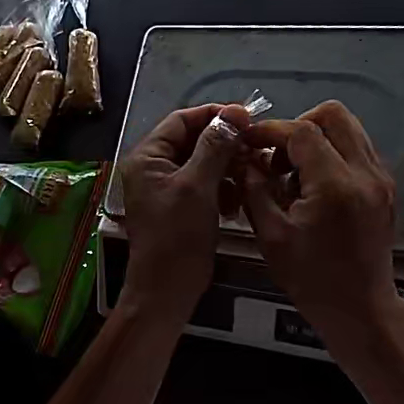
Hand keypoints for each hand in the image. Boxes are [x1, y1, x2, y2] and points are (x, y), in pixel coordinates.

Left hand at [118, 103, 255, 316]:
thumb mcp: (197, 186)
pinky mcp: (181, 208)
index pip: (182, 119)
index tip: (248, 118)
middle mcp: (153, 168)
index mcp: (148, 157)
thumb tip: (234, 113)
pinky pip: (204, 185)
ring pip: (202, 163)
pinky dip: (222, 187)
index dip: (214, 115)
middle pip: (193, 140)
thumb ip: (215, 147)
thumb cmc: (177, 236)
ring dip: (227, 166)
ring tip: (251, 174)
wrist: (167, 290)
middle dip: (225, 144)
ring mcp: (167, 189)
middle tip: (256, 148)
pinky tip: (238, 199)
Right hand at [240, 101, 399, 332]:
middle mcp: (365, 174)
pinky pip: (357, 149)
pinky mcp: (385, 187)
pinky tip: (313, 183)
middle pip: (333, 115)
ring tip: (293, 170)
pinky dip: (332, 153)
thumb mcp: (271, 235)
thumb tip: (245, 160)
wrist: (359, 307)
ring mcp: (381, 179)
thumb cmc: (311, 278)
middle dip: (298, 126)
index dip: (271, 130)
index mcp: (335, 186)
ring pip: (349, 128)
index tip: (250, 141)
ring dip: (316, 139)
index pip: (302, 132)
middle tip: (277, 155)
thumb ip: (254, 190)